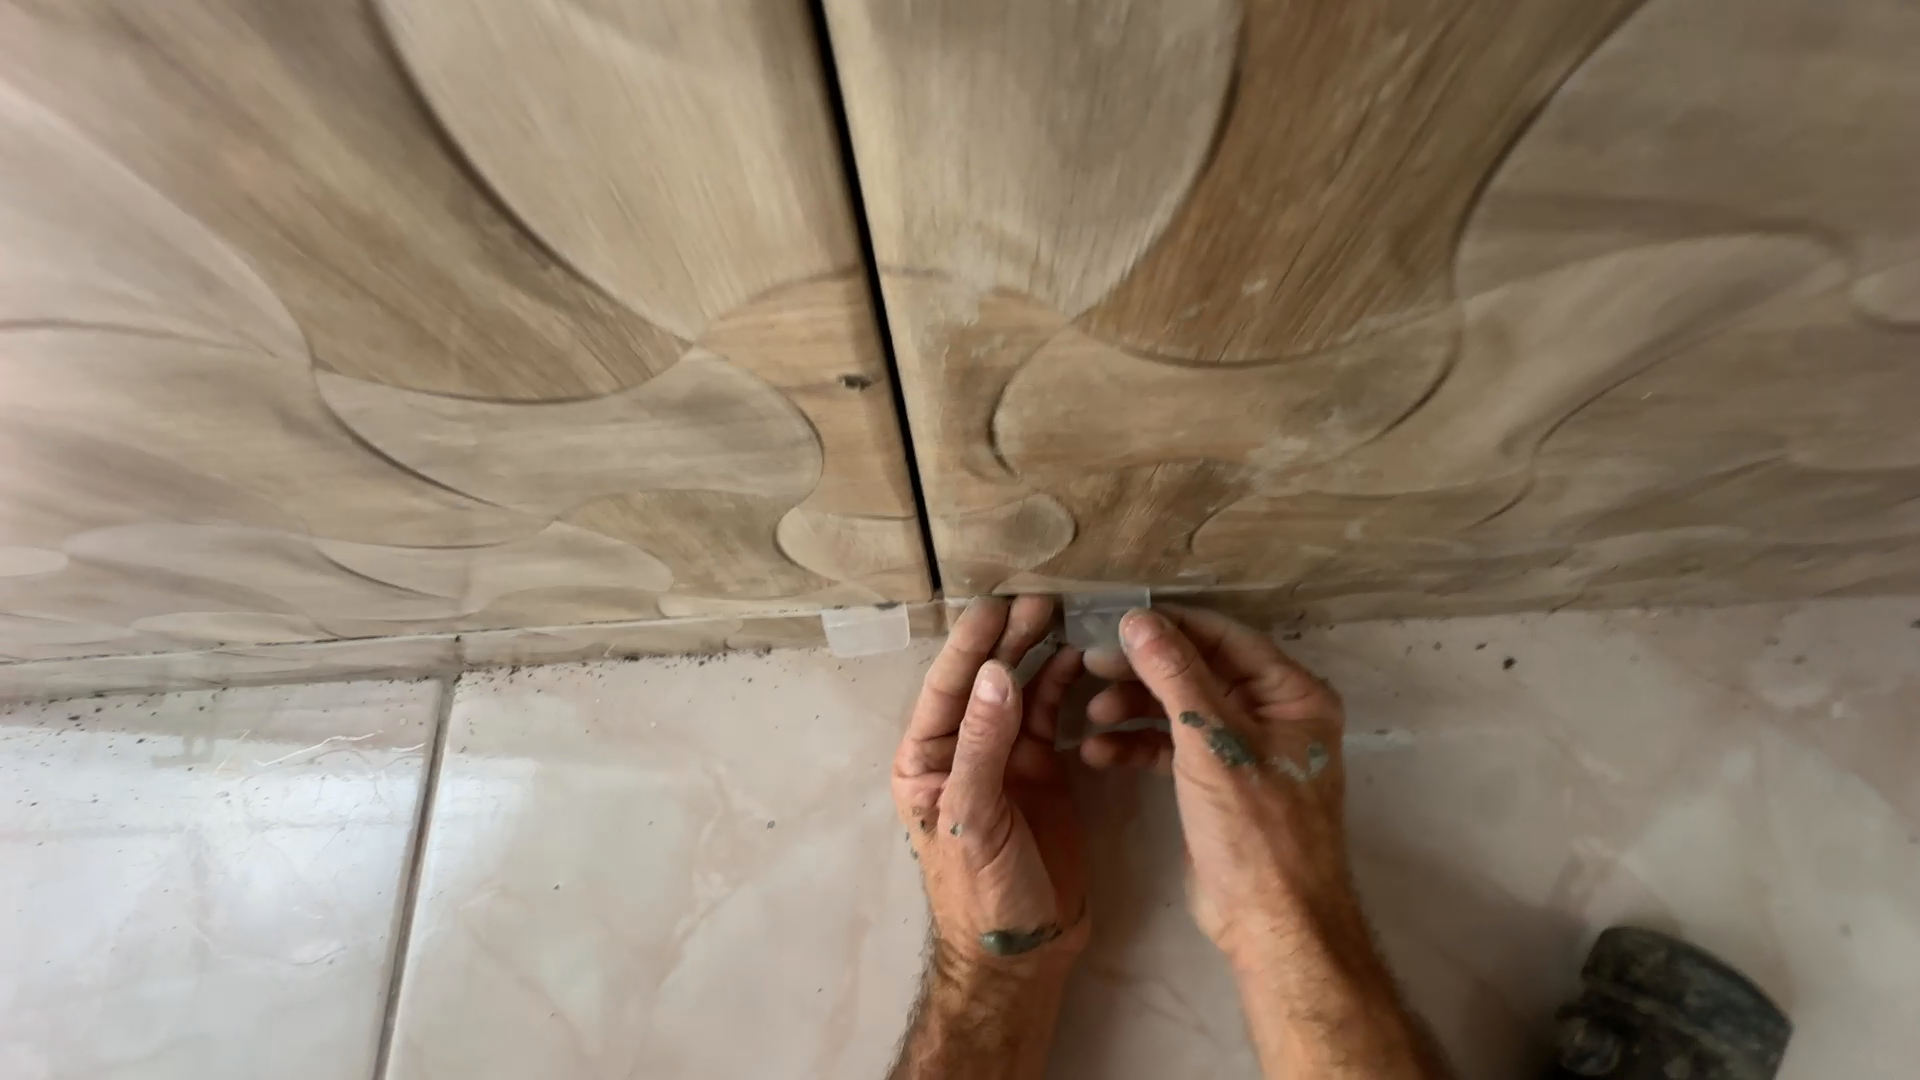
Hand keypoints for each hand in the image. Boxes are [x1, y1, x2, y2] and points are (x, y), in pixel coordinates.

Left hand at [893, 596, 1088, 971]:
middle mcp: (962, 746)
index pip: (946, 689)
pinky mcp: (1041, 765)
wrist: (1026, 948)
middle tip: (1038, 599)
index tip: (994, 606)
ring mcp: (1004, 753)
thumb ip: (983, 745)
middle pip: (984, 681)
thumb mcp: (973, 818)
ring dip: (1036, 655)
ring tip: (1061, 616)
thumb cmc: (981, 891)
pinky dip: (1061, 687)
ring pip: (1018, 691)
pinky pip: (1049, 716)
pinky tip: (1076, 660)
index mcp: (925, 758)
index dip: (968, 646)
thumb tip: (996, 672)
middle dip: (1007, 640)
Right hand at [1079, 606, 1352, 961]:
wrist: (1268, 924)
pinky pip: (1170, 744)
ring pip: (1177, 707)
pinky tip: (1100, 753)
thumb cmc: (1254, 825)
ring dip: (1133, 708)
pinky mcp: (1213, 777)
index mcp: (1291, 693)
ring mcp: (1238, 745)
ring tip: (1092, 715)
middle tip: (1090, 664)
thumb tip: (1136, 619)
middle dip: (1142, 671)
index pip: (1224, 637)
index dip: (1170, 626)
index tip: (1116, 621)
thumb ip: (1173, 674)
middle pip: (1195, 670)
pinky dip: (1136, 745)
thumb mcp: (1211, 741)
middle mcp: (1269, 712)